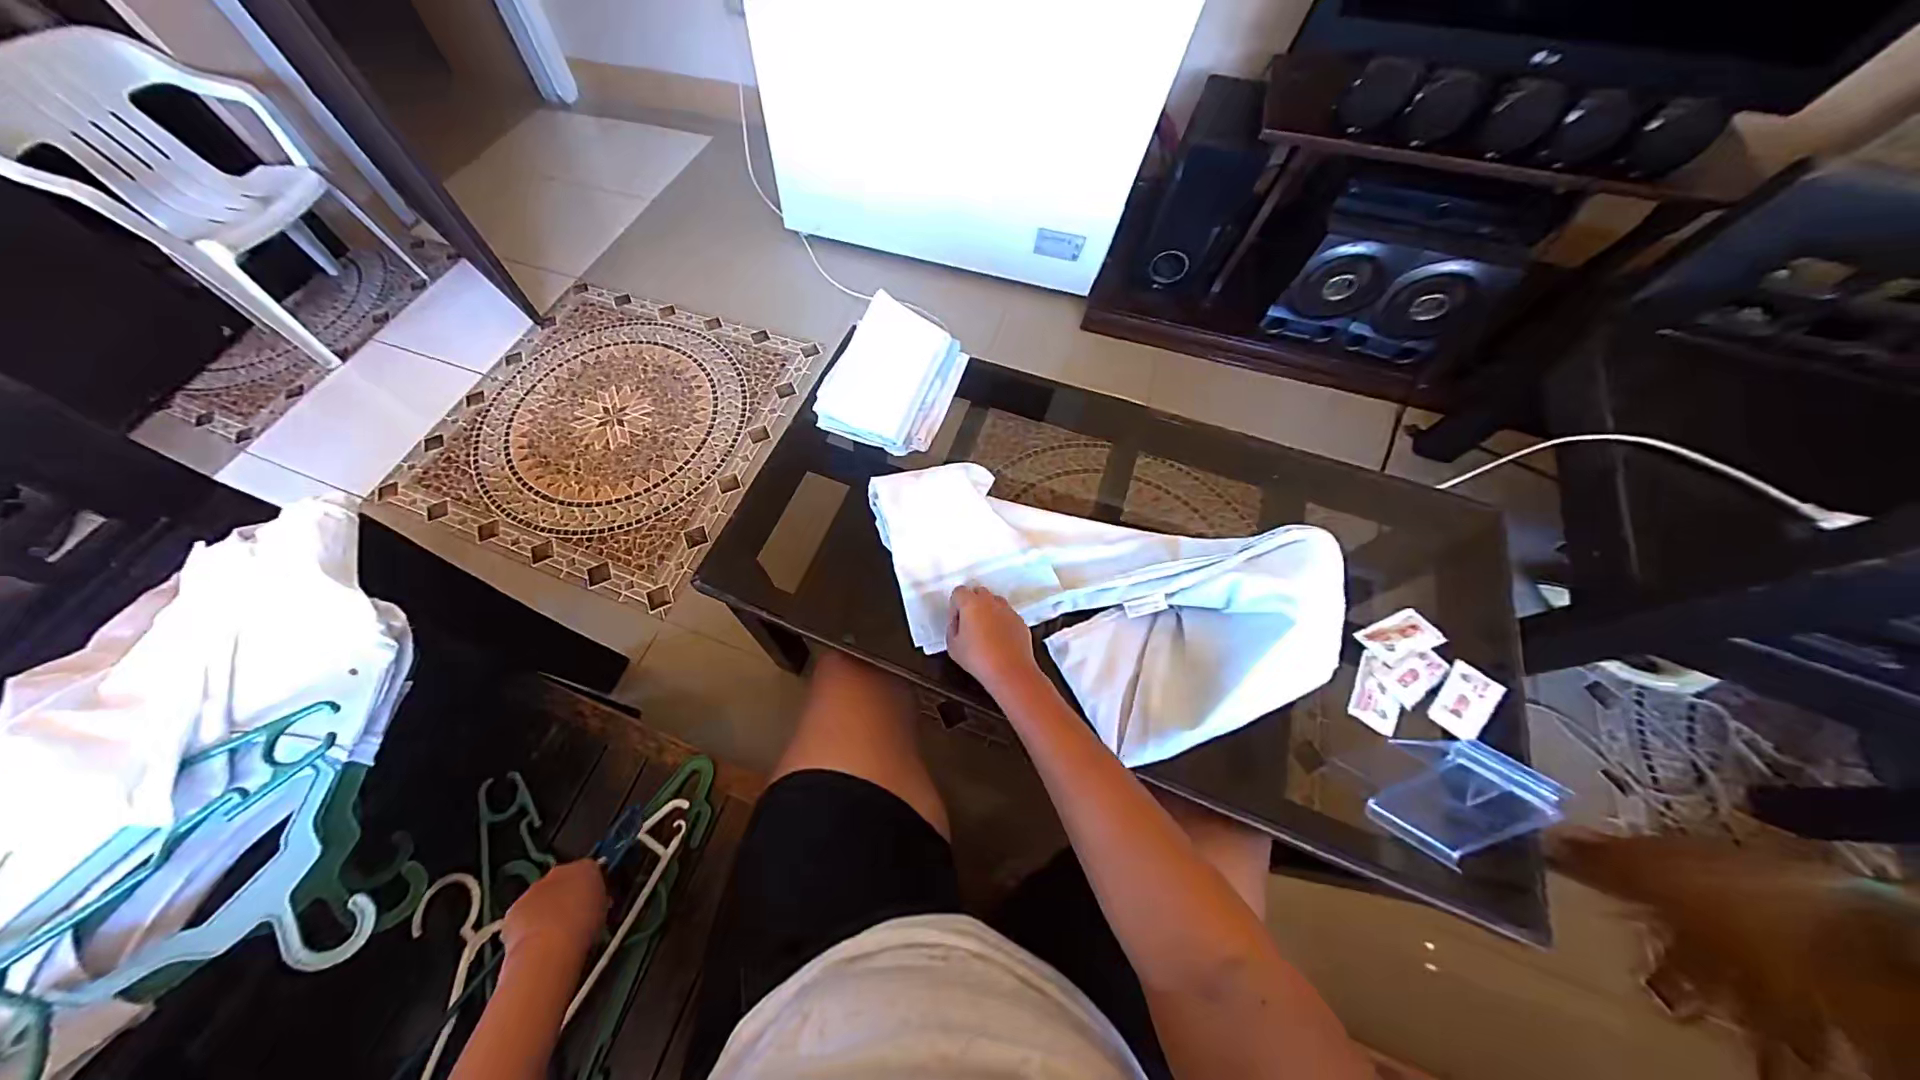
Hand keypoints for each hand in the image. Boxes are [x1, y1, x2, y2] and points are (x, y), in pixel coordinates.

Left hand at [501, 859, 606, 960]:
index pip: (591, 868)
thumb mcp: (603, 910)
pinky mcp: (512, 910)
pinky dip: (527, 922)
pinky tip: (534, 939)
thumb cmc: (584, 927)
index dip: (591, 884)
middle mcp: (558, 872)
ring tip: (552, 932)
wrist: (547, 949)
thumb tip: (592, 902)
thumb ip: (597, 898)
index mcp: (586, 868)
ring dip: (545, 907)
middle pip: (563, 879)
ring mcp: (532, 890)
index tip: (593, 900)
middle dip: (566, 893)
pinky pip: (523, 913)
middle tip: (573, 915)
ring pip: (541, 896)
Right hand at [947, 584, 1042, 695]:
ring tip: (984, 631)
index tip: (956, 620)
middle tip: (969, 624)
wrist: (1009, 671)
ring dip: (988, 610)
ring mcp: (1007, 610)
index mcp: (971, 603)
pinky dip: (1001, 621)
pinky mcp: (1019, 620)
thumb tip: (957, 624)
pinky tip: (998, 639)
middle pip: (978, 592)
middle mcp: (990, 602)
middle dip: (972, 604)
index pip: (959, 591)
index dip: (955, 606)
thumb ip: (952, 628)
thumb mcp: (952, 646)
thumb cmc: (979, 659)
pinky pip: (1007, 614)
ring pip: (994, 602)